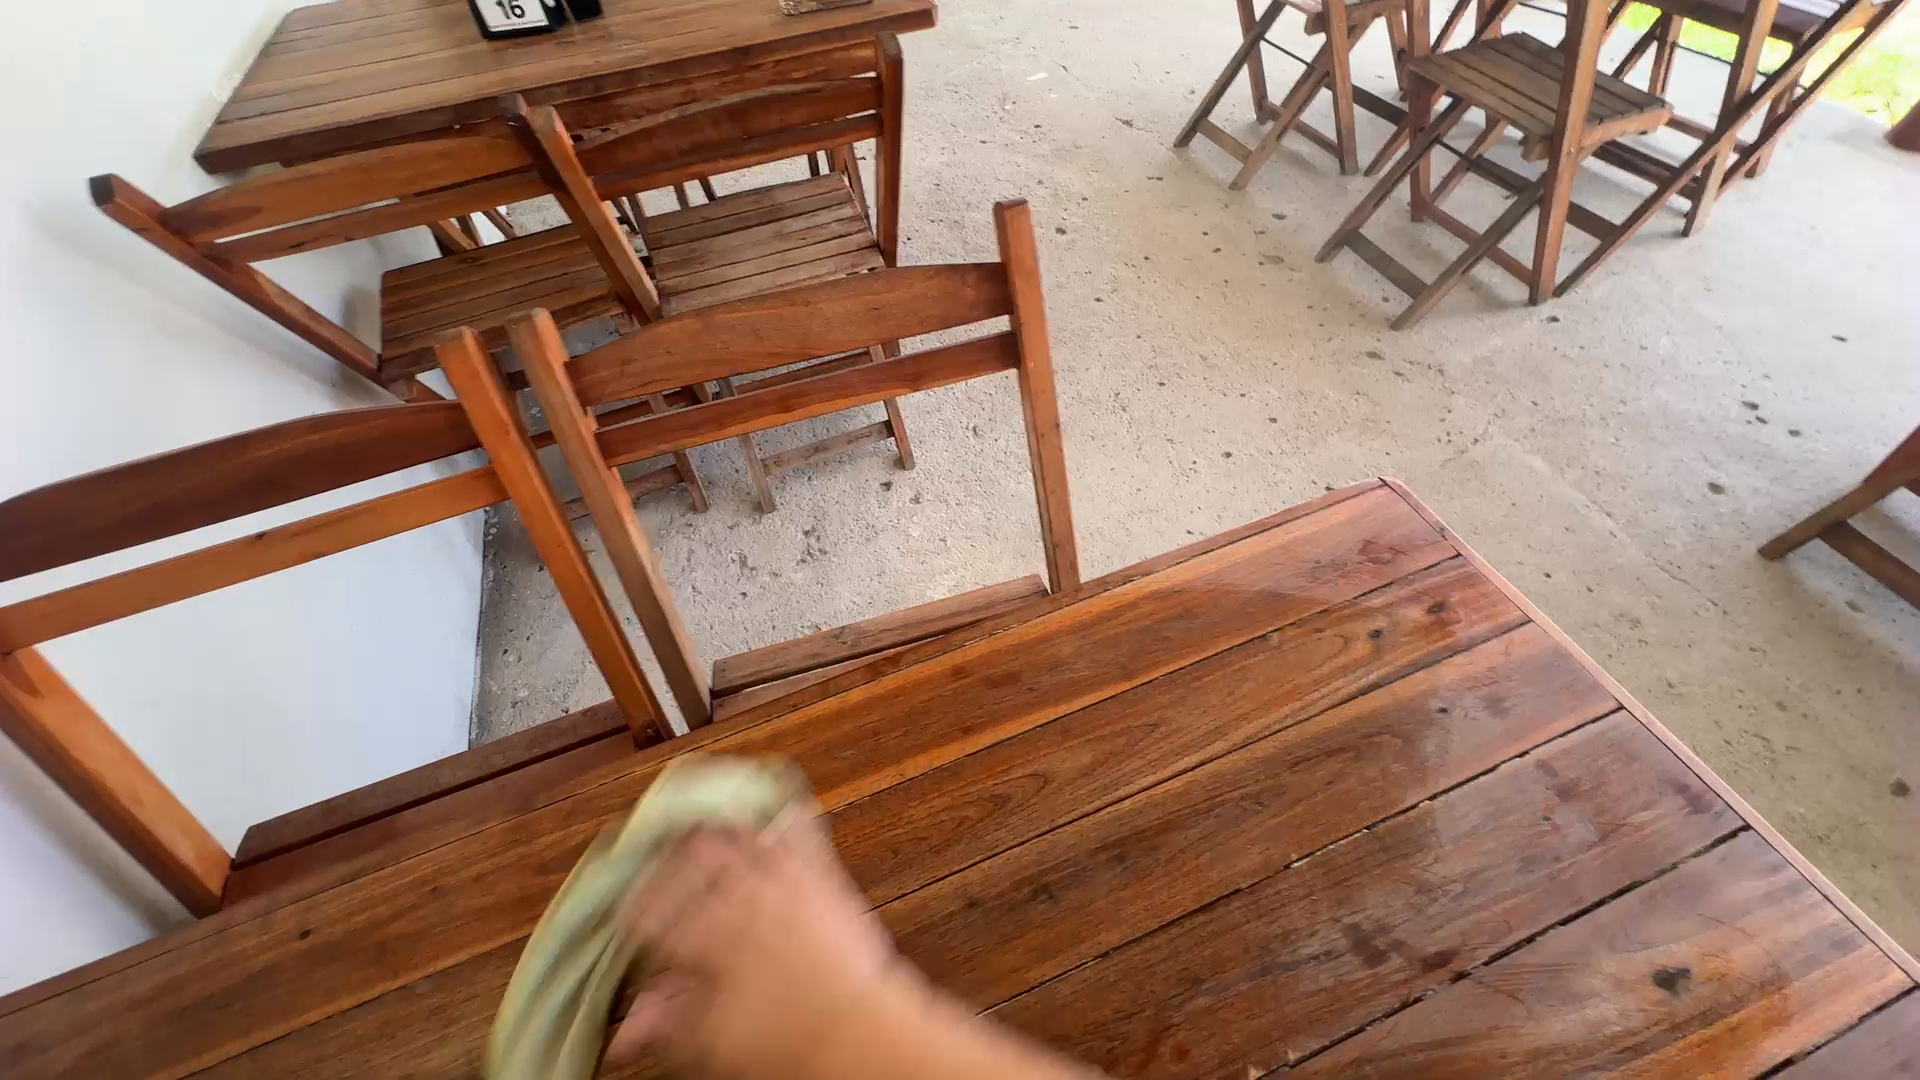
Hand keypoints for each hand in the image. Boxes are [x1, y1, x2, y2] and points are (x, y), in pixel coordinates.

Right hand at [611, 816, 924, 1079]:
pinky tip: (777, 806)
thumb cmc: (785, 1040)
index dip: (638, 904)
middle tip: (661, 852)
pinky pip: (802, 831)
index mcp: (713, 937)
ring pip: (744, 834)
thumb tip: (623, 1029)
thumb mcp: (713, 1041)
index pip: (659, 909)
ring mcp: (787, 879)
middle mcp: (747, 897)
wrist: (854, 1027)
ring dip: (721, 825)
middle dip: (673, 852)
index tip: (628, 904)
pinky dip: (785, 814)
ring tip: (705, 822)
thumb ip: (667, 1021)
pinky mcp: (822, 874)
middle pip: (698, 856)